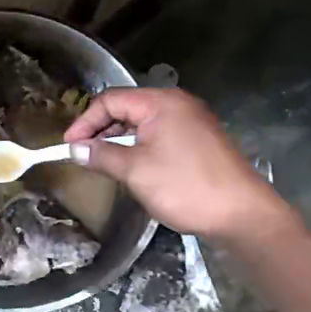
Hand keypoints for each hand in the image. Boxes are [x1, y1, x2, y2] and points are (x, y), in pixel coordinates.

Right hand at [63, 87, 298, 241]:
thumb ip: (103, 155)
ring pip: (146, 123)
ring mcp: (193, 121)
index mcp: (161, 102)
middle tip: (83, 154)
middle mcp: (179, 104)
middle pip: (129, 108)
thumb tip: (76, 149)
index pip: (111, 100)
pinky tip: (135, 167)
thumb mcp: (136, 171)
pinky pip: (163, 135)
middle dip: (103, 129)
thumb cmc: (185, 186)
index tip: (69, 146)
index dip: (85, 121)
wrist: (241, 212)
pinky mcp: (202, 141)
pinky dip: (143, 146)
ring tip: (104, 163)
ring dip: (122, 140)